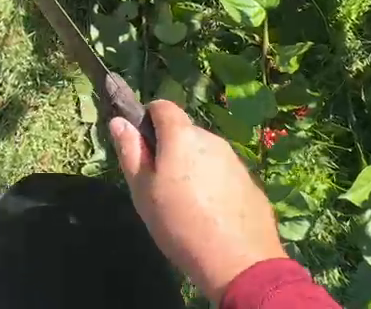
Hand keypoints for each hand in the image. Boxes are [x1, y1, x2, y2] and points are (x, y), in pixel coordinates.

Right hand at [110, 99, 287, 299]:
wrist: (241, 266)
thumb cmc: (181, 224)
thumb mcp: (143, 190)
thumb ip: (130, 151)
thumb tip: (119, 121)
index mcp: (181, 135)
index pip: (162, 106)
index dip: (148, 120)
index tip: (144, 148)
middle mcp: (211, 139)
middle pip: (184, 132)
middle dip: (171, 148)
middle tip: (162, 184)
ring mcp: (235, 161)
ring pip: (205, 154)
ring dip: (194, 167)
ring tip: (189, 204)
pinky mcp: (252, 184)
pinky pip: (225, 175)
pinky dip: (215, 185)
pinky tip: (212, 216)